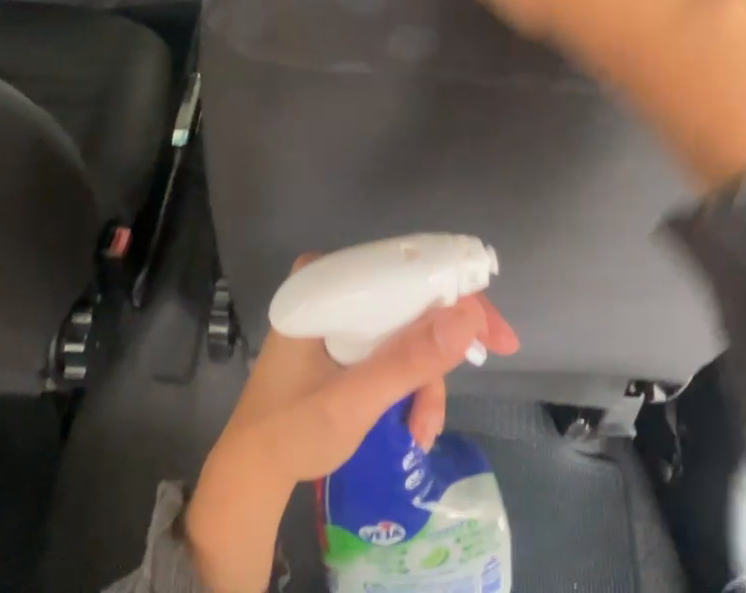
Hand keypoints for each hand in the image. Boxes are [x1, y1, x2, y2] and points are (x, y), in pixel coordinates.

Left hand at [185, 256, 518, 590]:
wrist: (252, 474)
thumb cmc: (291, 431)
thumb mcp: (353, 400)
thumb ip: (408, 361)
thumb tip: (468, 317)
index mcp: (322, 285)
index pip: (401, 271)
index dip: (454, 295)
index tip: (493, 333)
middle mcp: (331, 290)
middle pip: (409, 299)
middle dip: (446, 345)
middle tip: (492, 359)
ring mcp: (338, 318)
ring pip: (407, 330)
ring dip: (427, 380)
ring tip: (424, 430)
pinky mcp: (344, 344)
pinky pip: (393, 350)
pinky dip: (411, 386)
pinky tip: (414, 425)